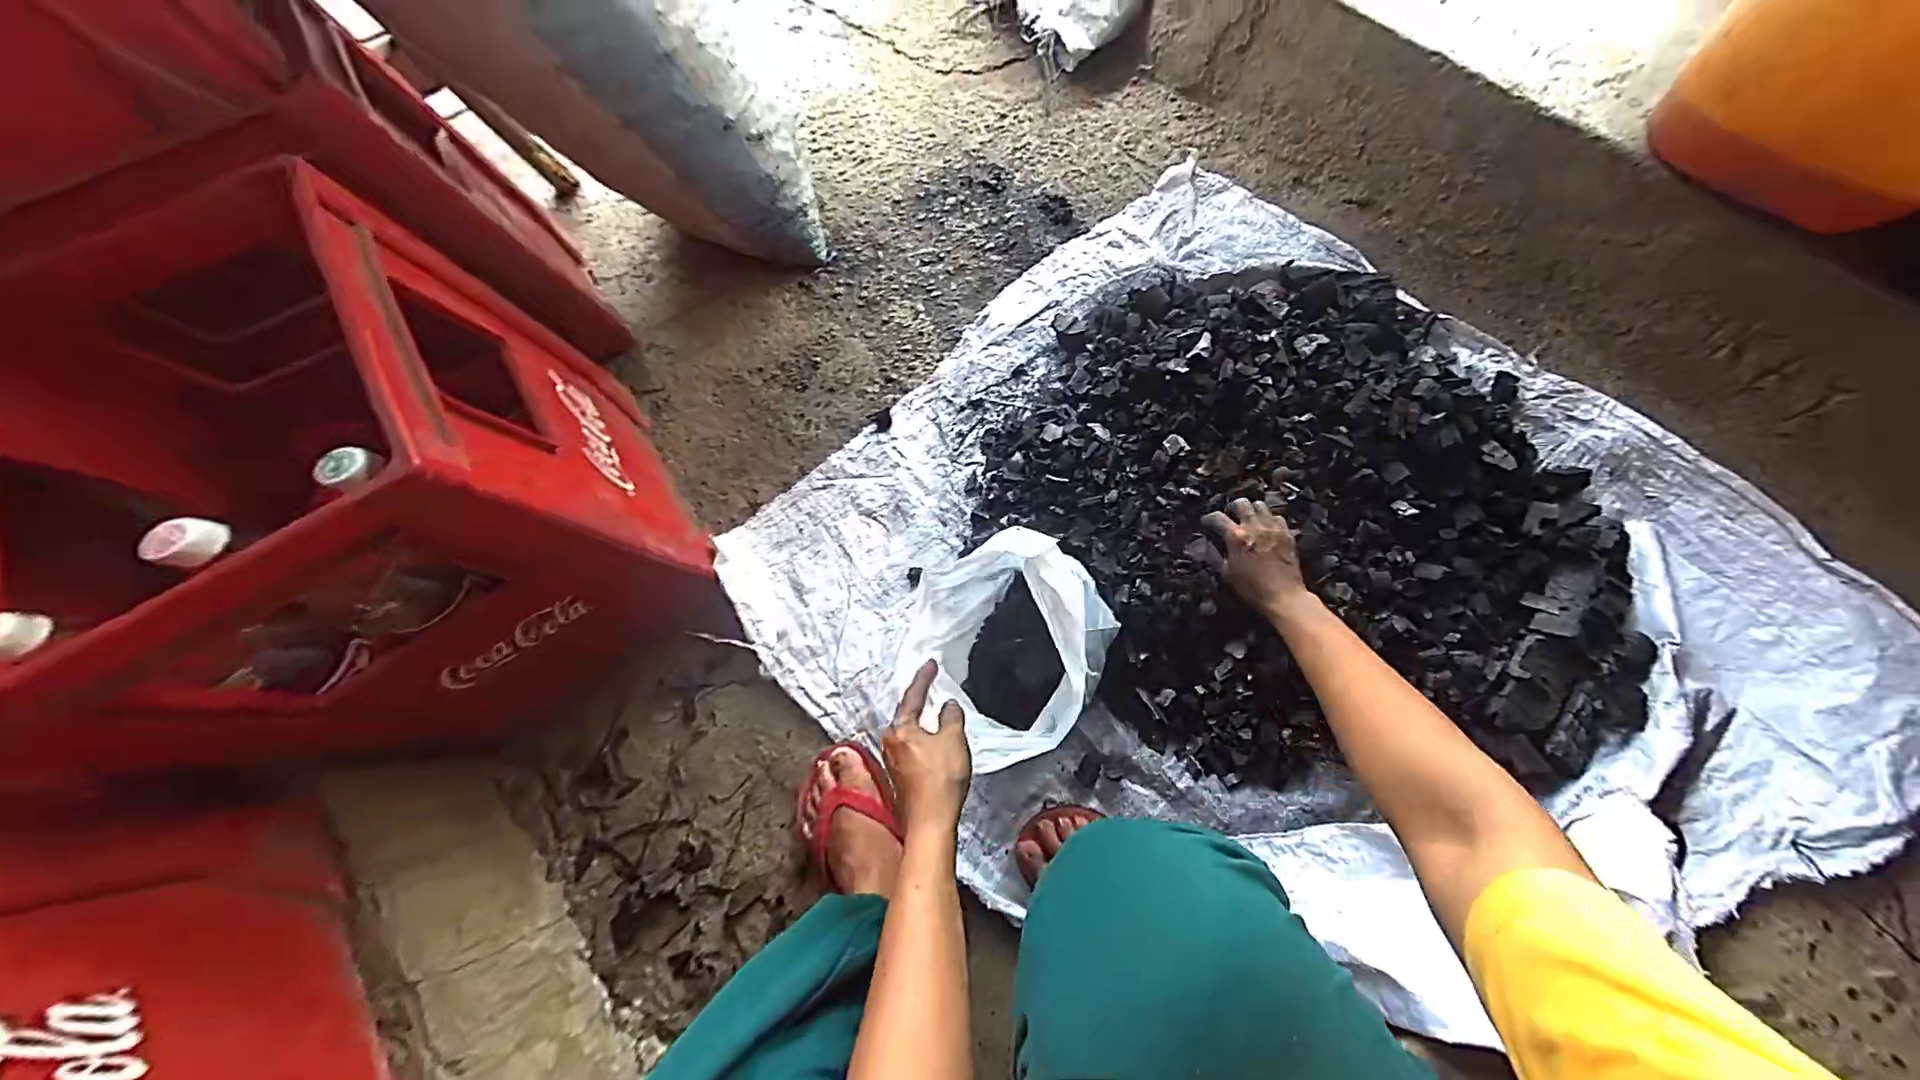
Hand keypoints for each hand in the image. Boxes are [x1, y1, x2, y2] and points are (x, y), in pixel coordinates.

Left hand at [882, 660, 970, 834]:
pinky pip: (912, 748)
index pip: (913, 696)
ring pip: (908, 733)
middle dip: (920, 702)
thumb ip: (950, 717)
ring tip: (936, 714)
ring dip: (922, 723)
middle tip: (932, 686)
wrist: (930, 822)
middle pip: (906, 715)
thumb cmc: (941, 777)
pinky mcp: (900, 777)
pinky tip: (933, 743)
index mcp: (901, 729)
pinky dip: (923, 740)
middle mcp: (891, 742)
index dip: (924, 679)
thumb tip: (947, 706)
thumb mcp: (953, 740)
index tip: (930, 664)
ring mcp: (893, 761)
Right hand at [1202, 497, 1317, 624]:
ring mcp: (1273, 528)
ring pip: (1259, 505)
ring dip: (1251, 511)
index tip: (1207, 524)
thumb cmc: (1251, 588)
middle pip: (1241, 503)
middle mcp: (1254, 527)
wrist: (1283, 595)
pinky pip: (1276, 516)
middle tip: (1230, 517)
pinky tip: (1266, 529)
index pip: (1217, 517)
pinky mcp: (1287, 533)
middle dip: (1232, 508)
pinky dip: (1269, 519)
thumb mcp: (1226, 573)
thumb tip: (1209, 544)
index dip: (1209, 519)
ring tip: (1249, 520)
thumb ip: (1215, 555)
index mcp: (1236, 537)